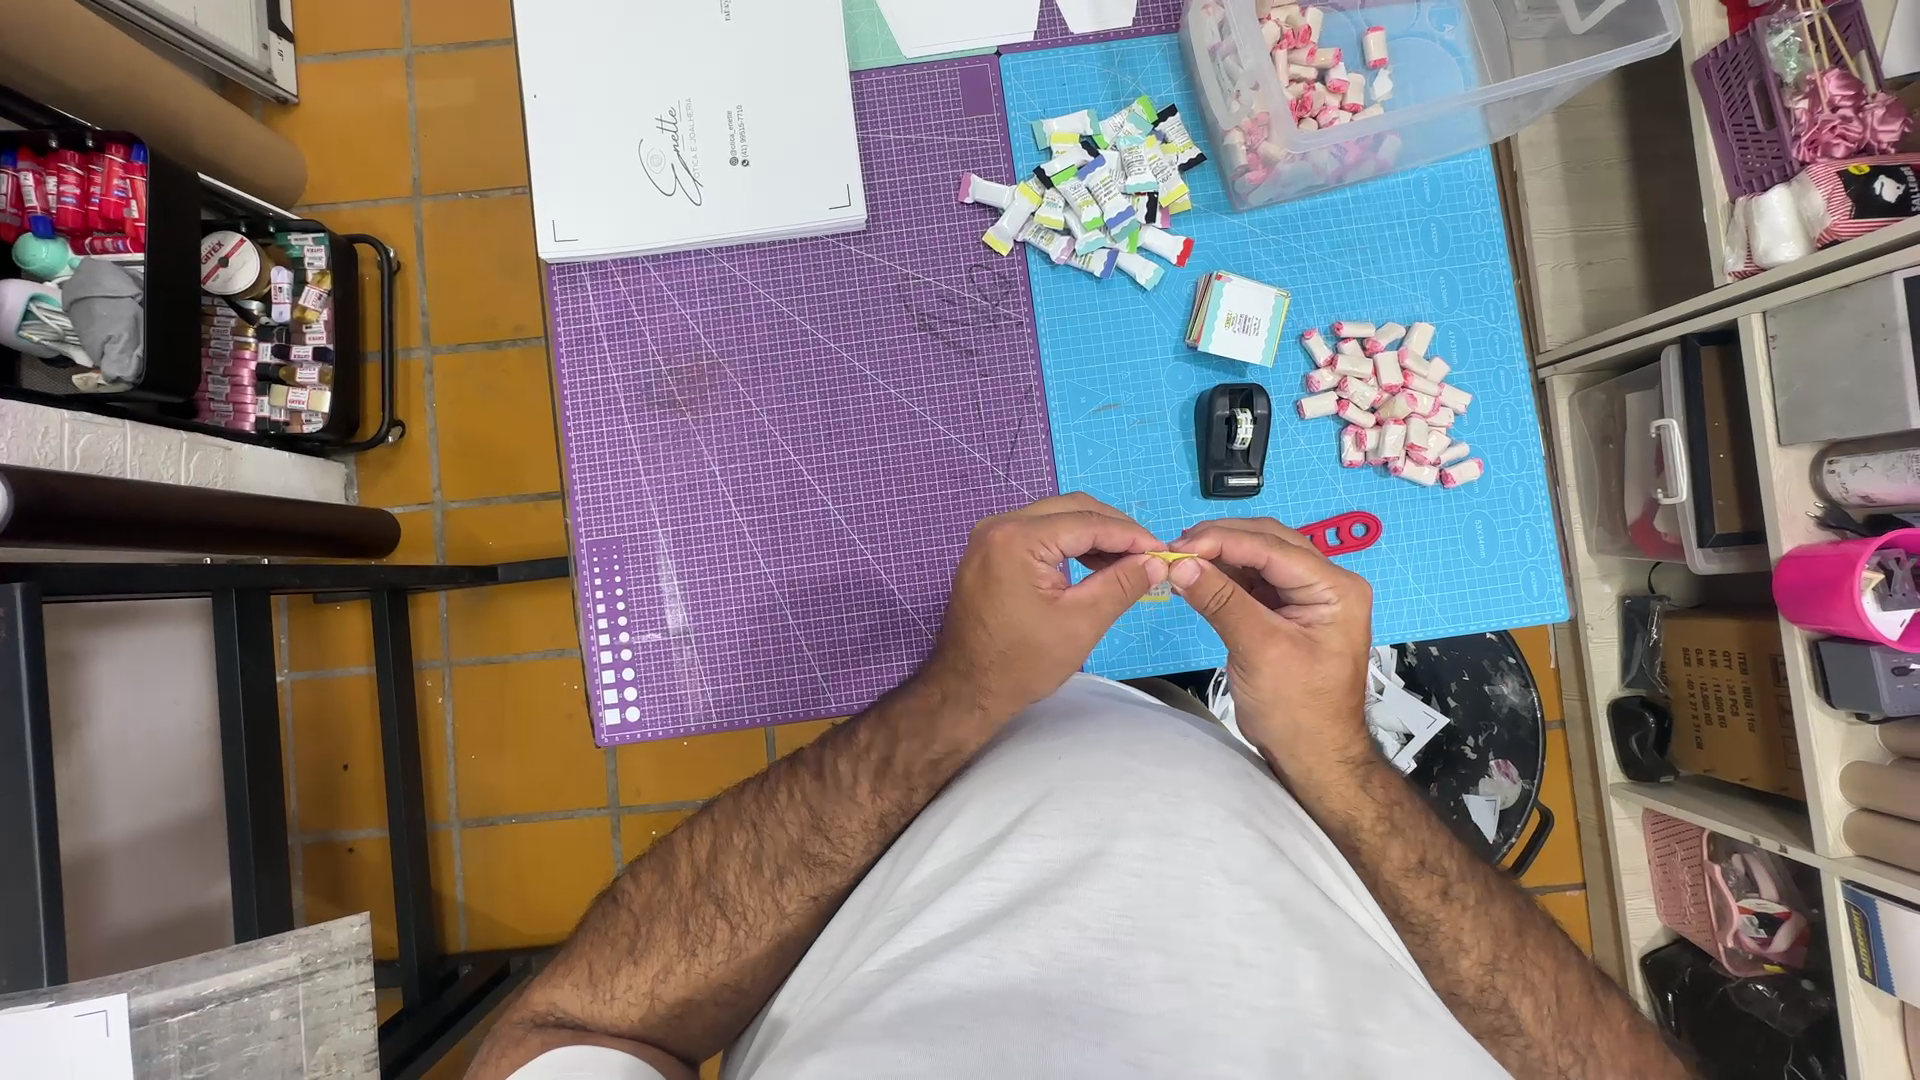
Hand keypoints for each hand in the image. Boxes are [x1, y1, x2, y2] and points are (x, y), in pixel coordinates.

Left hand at [923, 493, 1165, 718]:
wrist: (967, 689)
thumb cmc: (1021, 663)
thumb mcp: (1081, 623)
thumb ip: (1121, 585)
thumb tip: (1155, 562)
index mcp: (1017, 538)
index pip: (1086, 522)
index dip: (1130, 534)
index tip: (1162, 550)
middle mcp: (999, 525)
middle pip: (1070, 510)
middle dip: (1113, 529)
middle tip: (1147, 554)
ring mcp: (990, 536)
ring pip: (1054, 518)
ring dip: (1092, 535)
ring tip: (1126, 561)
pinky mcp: (989, 550)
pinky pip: (1037, 533)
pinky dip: (1067, 544)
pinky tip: (1093, 564)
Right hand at [1167, 518, 1375, 786]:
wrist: (1311, 754)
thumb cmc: (1297, 708)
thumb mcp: (1259, 649)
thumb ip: (1220, 600)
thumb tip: (1180, 563)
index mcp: (1335, 588)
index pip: (1273, 547)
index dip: (1223, 540)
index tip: (1179, 546)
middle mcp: (1324, 582)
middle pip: (1267, 542)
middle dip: (1220, 541)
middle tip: (1175, 548)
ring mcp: (1304, 595)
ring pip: (1256, 557)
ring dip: (1217, 556)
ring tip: (1178, 561)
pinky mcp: (1283, 609)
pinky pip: (1249, 579)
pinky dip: (1220, 575)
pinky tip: (1193, 577)